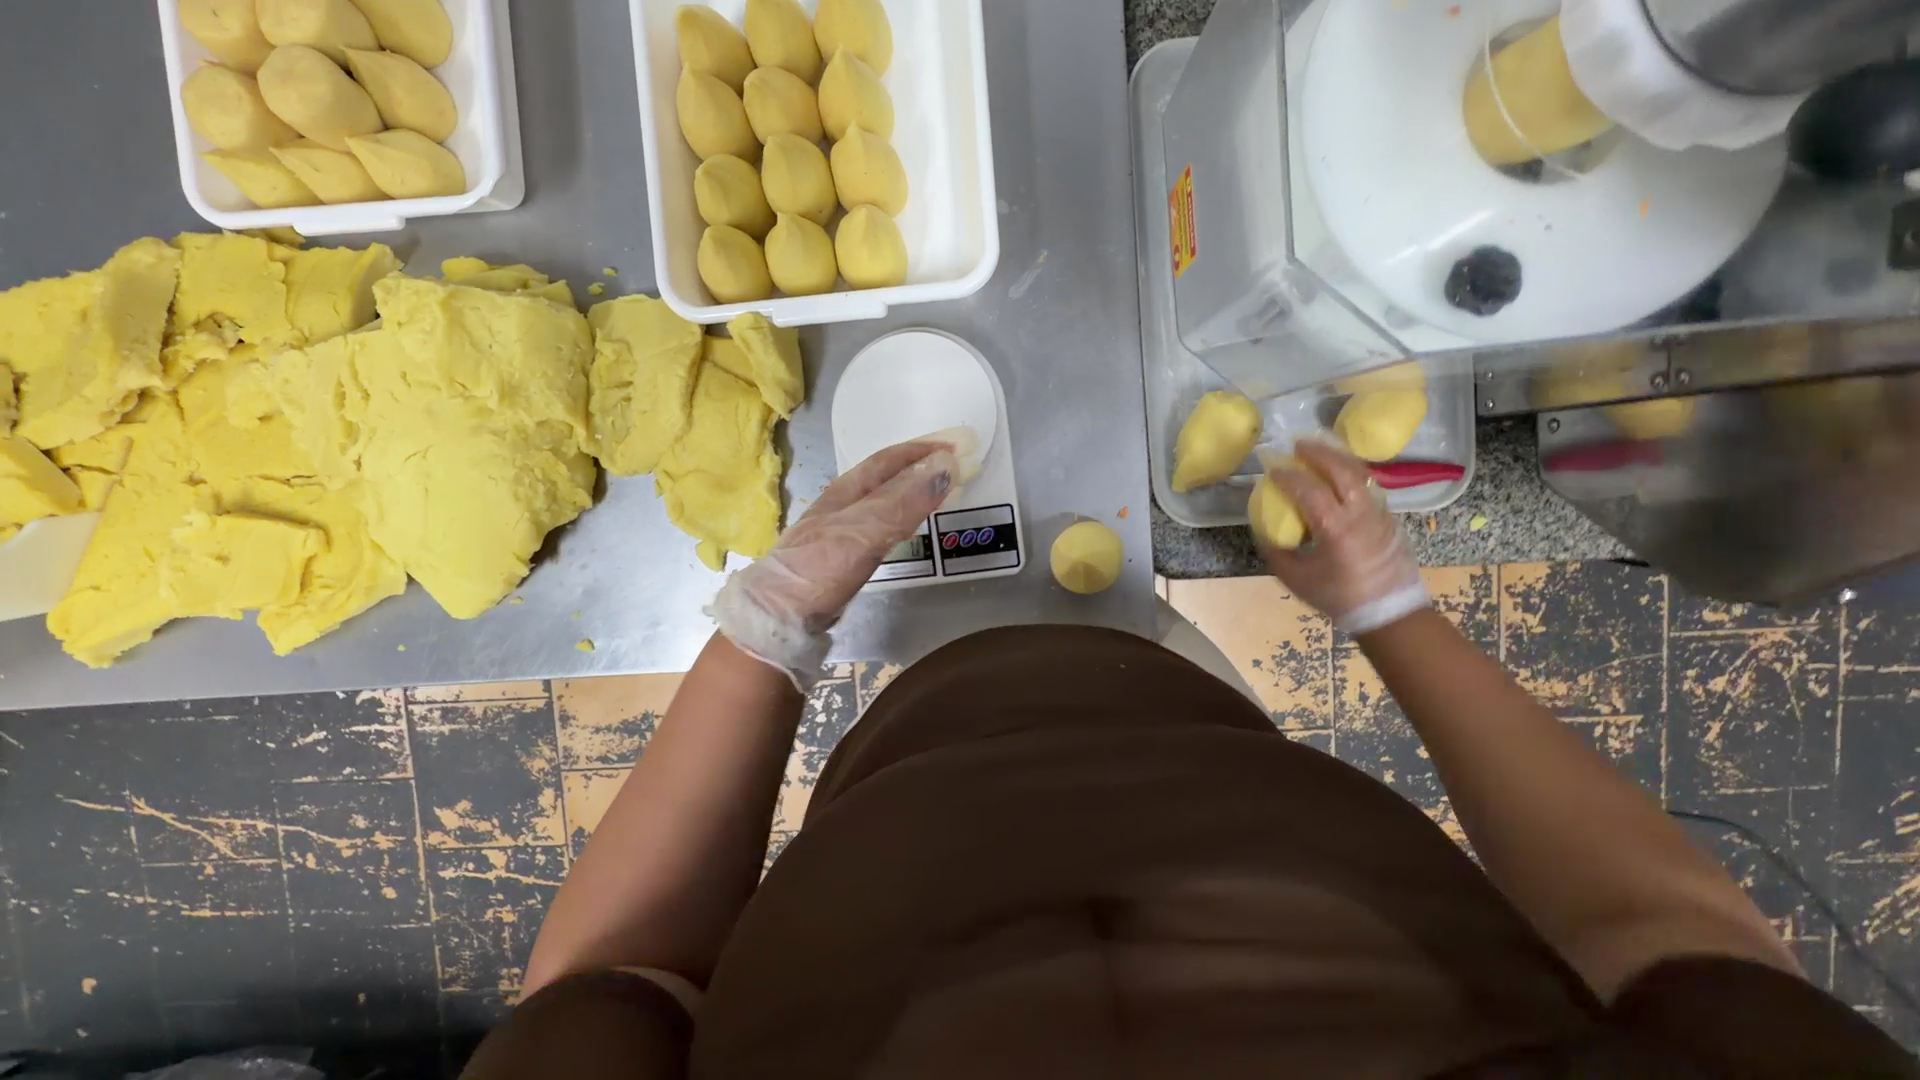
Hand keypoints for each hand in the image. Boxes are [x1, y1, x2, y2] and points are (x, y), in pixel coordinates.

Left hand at [709, 438, 960, 686]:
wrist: (778, 617)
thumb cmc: (819, 569)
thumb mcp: (865, 530)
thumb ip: (904, 500)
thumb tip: (945, 465)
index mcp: (845, 491)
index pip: (889, 460)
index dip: (923, 450)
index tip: (958, 446)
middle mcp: (841, 505)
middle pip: (886, 477)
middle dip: (921, 467)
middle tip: (957, 466)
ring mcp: (838, 531)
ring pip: (883, 500)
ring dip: (912, 491)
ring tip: (940, 492)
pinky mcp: (839, 557)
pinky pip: (879, 525)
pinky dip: (902, 517)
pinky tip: (906, 529)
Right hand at [1259, 439, 1430, 635]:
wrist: (1390, 611)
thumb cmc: (1339, 597)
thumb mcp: (1296, 579)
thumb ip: (1276, 552)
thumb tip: (1265, 531)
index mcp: (1335, 529)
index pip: (1309, 489)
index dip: (1288, 476)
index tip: (1273, 470)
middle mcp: (1360, 514)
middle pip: (1341, 469)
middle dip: (1318, 453)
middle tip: (1298, 445)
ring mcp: (1378, 512)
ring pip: (1360, 473)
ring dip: (1337, 457)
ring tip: (1319, 451)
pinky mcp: (1389, 517)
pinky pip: (1368, 485)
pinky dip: (1351, 472)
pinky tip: (1339, 474)